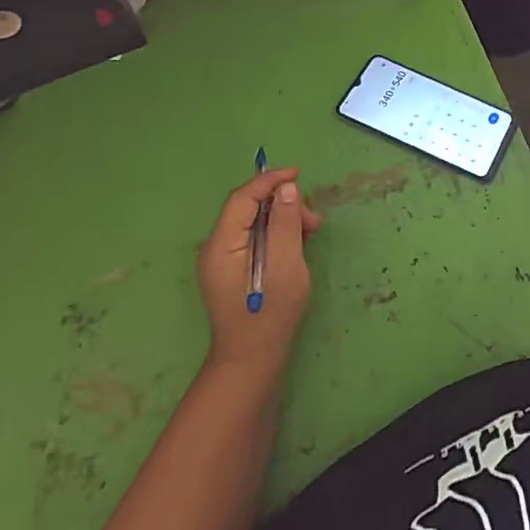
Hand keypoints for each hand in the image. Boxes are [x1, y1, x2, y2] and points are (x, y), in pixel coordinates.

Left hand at [196, 167, 323, 369]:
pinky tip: (298, 244)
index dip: (268, 181)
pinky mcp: (233, 268)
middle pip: (249, 209)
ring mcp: (222, 259)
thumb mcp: (286, 264)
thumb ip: (285, 224)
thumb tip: (286, 189)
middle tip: (314, 221)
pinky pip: (255, 238)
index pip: (242, 198)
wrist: (251, 356)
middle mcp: (215, 247)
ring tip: (311, 234)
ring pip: (254, 222)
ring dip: (284, 220)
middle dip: (283, 205)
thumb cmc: (271, 311)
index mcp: (221, 244)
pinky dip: (278, 233)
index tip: (298, 173)